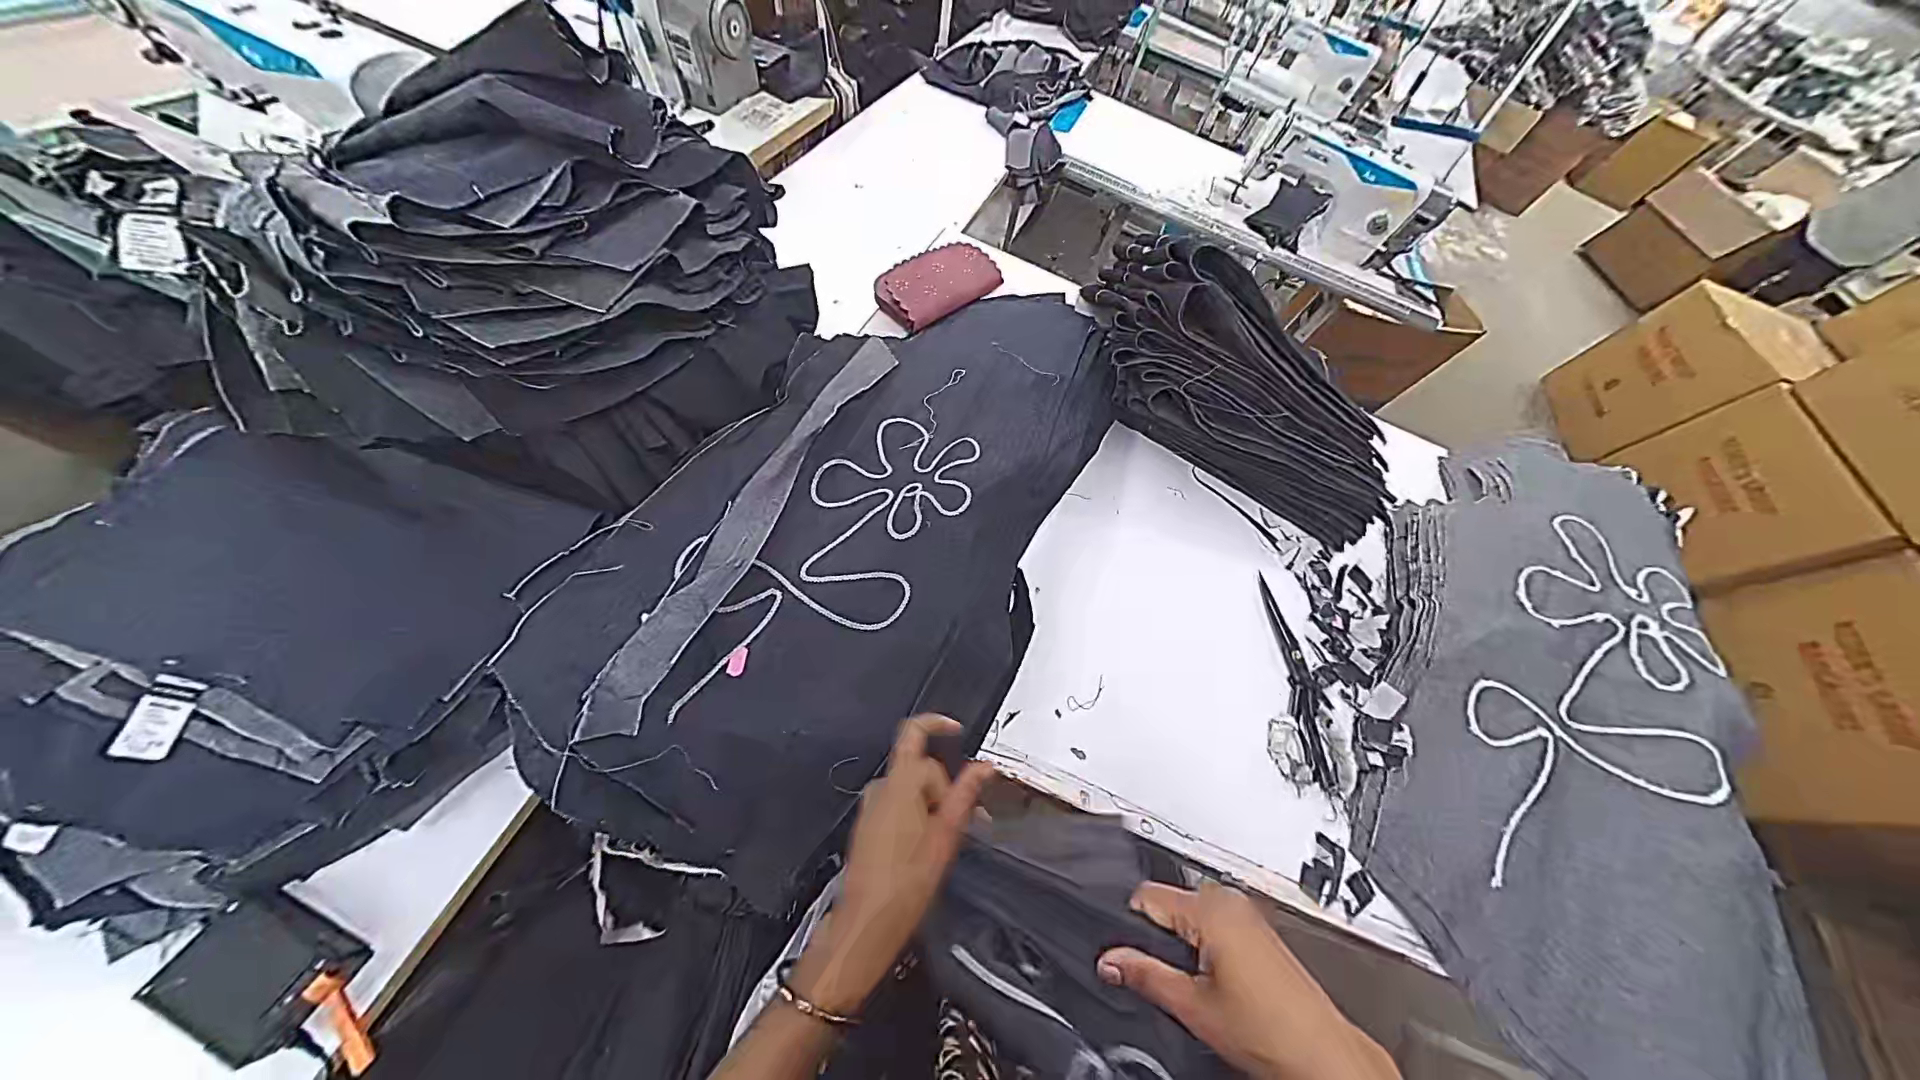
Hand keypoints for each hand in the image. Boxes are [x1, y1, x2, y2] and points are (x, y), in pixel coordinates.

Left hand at [791, 714, 993, 1017]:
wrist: (866, 923)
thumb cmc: (903, 886)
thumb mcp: (946, 837)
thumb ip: (965, 795)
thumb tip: (983, 767)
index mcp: (900, 785)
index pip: (914, 733)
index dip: (936, 723)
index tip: (955, 729)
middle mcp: (880, 789)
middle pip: (922, 769)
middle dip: (946, 788)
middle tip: (966, 820)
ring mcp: (871, 806)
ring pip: (911, 789)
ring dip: (933, 805)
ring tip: (947, 840)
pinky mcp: (868, 823)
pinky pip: (898, 804)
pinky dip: (917, 815)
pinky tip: (926, 846)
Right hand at [1097, 882, 1399, 1079]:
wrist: (1328, 1059)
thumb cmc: (1275, 1035)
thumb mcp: (1193, 1007)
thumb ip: (1144, 976)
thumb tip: (1110, 961)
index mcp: (1210, 909)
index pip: (1143, 896)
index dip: (1129, 929)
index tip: (1125, 956)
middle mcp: (1229, 901)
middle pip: (1166, 904)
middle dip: (1157, 937)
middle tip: (1163, 977)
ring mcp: (1247, 913)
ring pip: (1189, 915)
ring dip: (1180, 943)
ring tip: (1194, 984)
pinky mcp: (1257, 929)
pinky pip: (1213, 923)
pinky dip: (1203, 946)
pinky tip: (1215, 981)